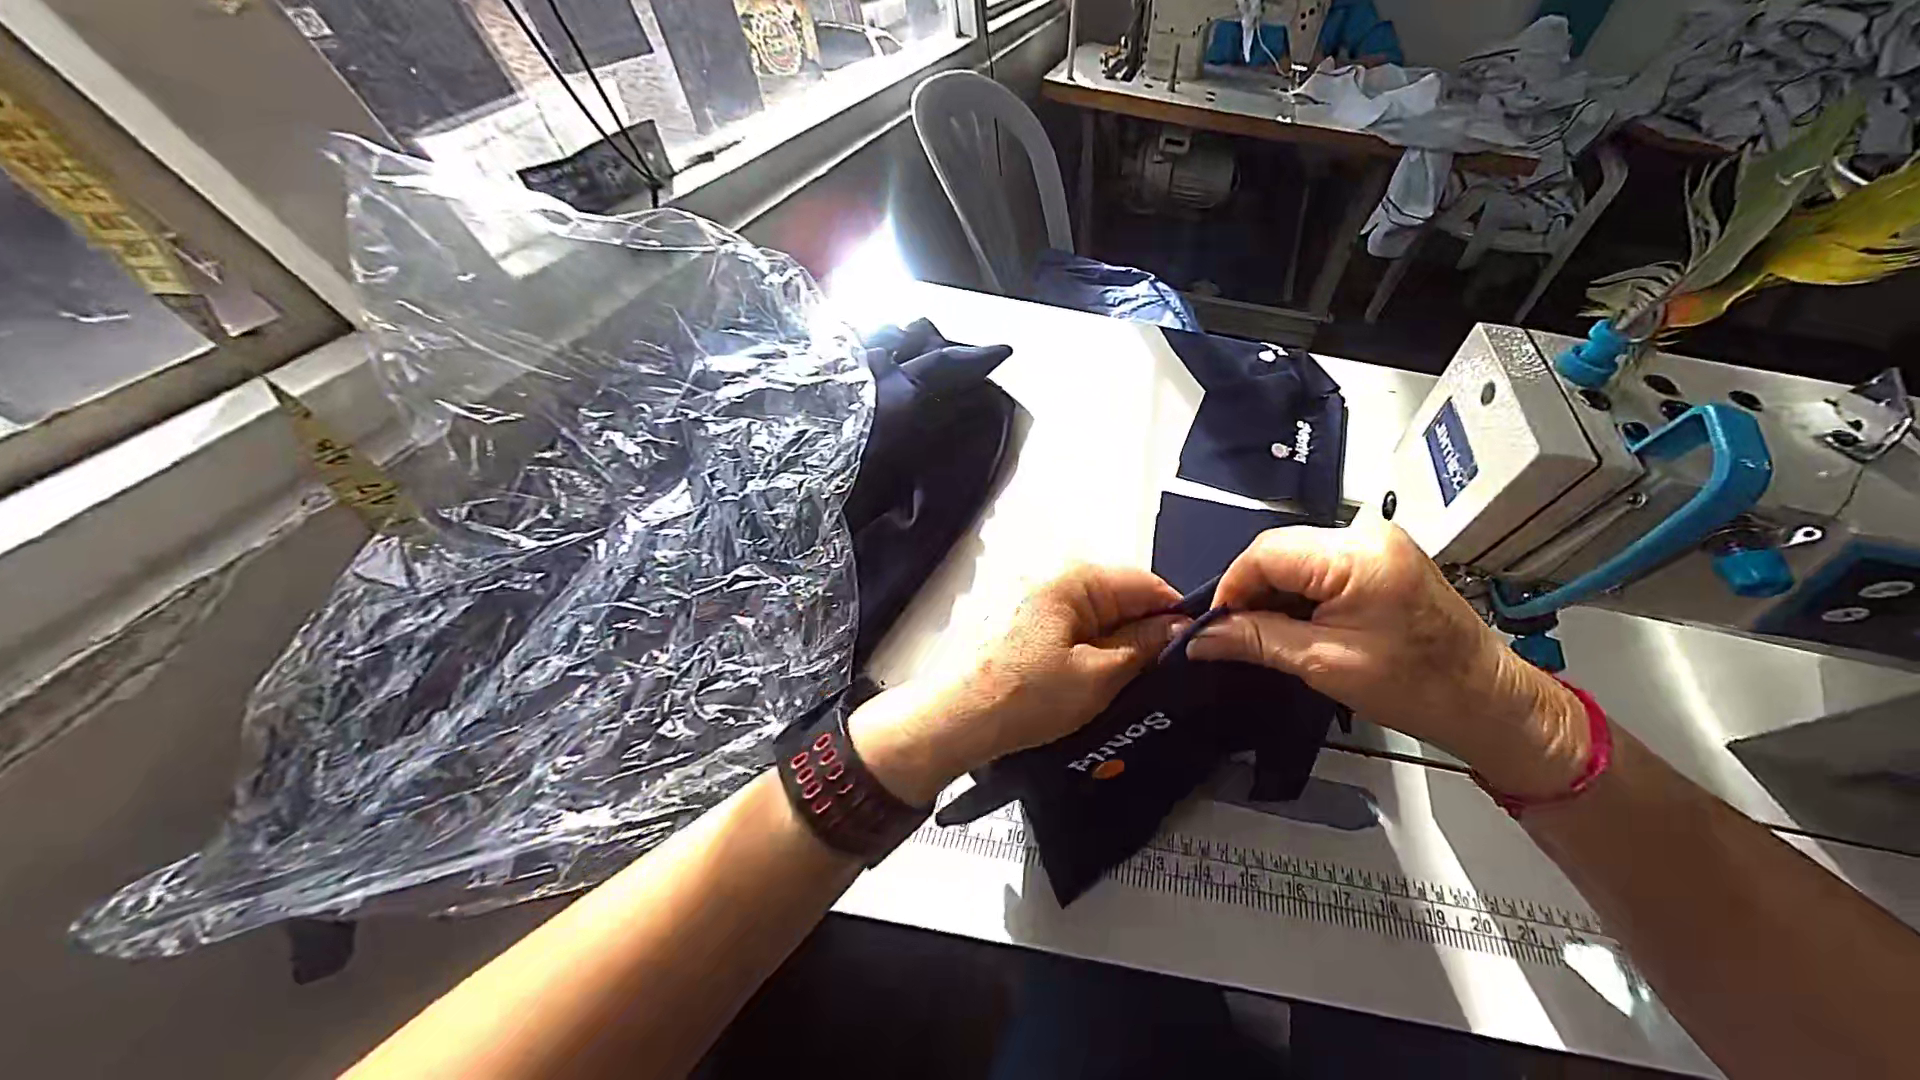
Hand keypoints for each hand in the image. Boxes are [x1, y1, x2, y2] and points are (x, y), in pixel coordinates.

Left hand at [848, 566, 1187, 804]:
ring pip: (1095, 618)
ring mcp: (1032, 601)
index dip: (1174, 616)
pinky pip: (1070, 631)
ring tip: (1120, 686)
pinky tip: (1087, 684)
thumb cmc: (1020, 696)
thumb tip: (1176, 629)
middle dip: (1142, 635)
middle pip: (1119, 599)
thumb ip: (1144, 647)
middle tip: (1156, 676)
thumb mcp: (1098, 675)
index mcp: (1071, 579)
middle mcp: (1050, 579)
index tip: (1192, 647)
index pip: (1144, 583)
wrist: (954, 721)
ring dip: (1114, 648)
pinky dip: (1087, 652)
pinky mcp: (1021, 624)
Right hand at [1184, 521, 1588, 797]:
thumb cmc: (1422, 688)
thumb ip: (1254, 640)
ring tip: (1268, 632)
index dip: (1231, 588)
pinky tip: (1295, 622)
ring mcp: (1377, 543)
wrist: (1488, 701)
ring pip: (1293, 556)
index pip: (1264, 553)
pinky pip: (1317, 563)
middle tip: (1235, 632)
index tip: (1215, 623)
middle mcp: (1369, 536)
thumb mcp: (1322, 664)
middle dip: (1250, 591)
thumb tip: (1201, 637)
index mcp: (1358, 557)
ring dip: (1272, 593)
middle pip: (1276, 550)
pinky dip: (1297, 592)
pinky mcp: (1380, 557)